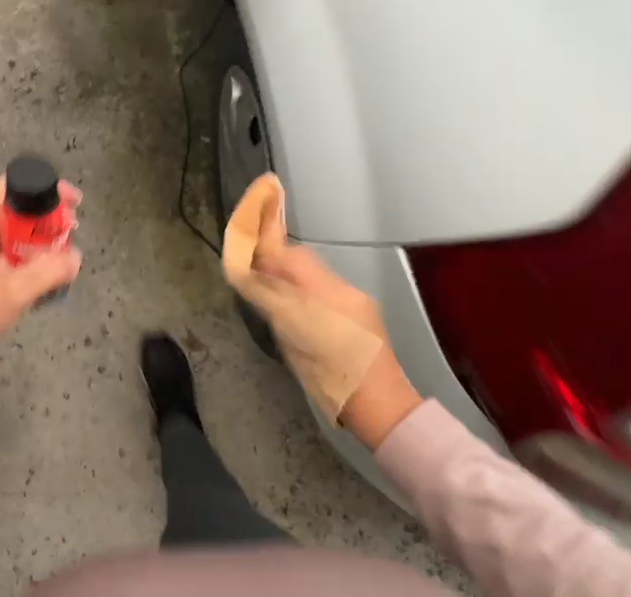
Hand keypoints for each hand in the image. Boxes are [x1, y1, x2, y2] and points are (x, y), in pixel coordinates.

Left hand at [0, 178, 82, 354]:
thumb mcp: (17, 292)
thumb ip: (49, 271)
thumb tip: (77, 256)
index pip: (11, 186)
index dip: (44, 187)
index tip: (72, 201)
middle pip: (12, 198)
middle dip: (44, 206)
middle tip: (71, 223)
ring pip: (11, 217)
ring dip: (36, 224)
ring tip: (62, 238)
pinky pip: (6, 234)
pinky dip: (26, 238)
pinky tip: (43, 255)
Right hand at [224, 174, 421, 448]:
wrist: (381, 408)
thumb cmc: (331, 377)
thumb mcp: (289, 336)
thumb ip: (270, 297)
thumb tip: (252, 270)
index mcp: (322, 291)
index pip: (287, 252)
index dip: (266, 235)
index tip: (249, 222)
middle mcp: (341, 288)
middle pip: (301, 260)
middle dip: (276, 257)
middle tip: (252, 265)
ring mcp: (355, 301)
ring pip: (313, 276)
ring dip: (290, 277)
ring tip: (271, 292)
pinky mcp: (362, 315)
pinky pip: (325, 291)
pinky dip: (306, 291)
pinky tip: (299, 311)